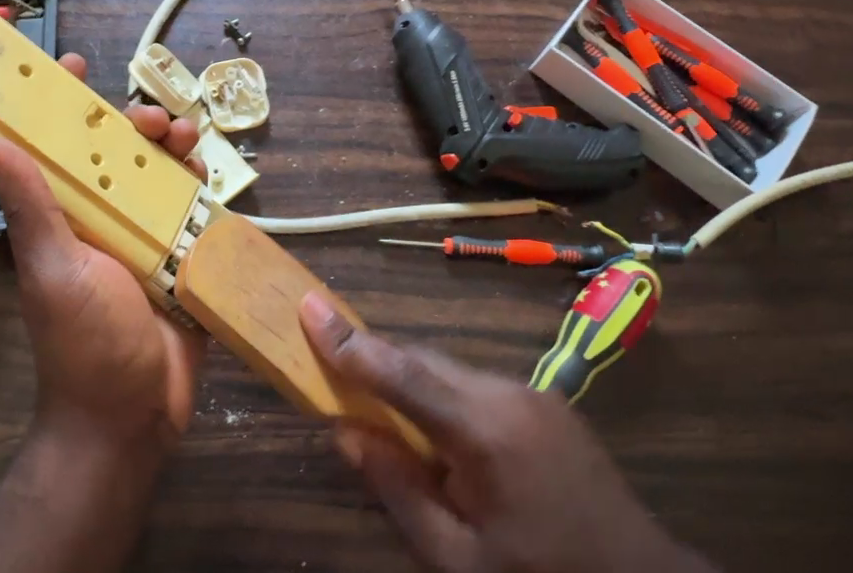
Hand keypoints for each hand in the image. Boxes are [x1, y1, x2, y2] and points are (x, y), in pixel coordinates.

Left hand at [0, 53, 207, 449]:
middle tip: (152, 117)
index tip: (73, 63)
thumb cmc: (84, 343)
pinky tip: (207, 169)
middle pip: (119, 152)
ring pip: (160, 172)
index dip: (62, 105)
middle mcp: (103, 219)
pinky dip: (200, 182)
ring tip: (187, 135)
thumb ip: (30, 207)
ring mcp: (146, 237)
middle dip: (135, 122)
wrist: (133, 414)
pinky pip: (194, 207)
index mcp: (65, 216)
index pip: (57, 148)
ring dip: (173, 145)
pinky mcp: (185, 256)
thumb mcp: (52, 269)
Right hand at [300, 294, 712, 572]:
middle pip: (423, 361)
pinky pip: (475, 385)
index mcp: (485, 431)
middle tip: (327, 362)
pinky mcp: (545, 403)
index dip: (348, 342)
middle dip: (374, 360)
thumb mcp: (458, 559)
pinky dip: (441, 396)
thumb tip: (345, 431)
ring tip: (377, 411)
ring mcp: (532, 393)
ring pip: (449, 370)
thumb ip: (398, 489)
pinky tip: (434, 431)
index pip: (401, 373)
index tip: (308, 306)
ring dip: (408, 381)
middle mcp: (507, 393)